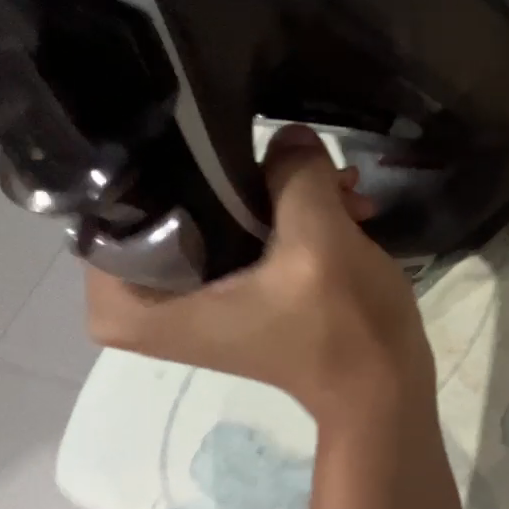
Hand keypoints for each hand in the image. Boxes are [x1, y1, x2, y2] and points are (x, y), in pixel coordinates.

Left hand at [85, 125, 432, 421]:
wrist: (383, 377)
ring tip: (347, 190)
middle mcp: (149, 300)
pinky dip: (300, 216)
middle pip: (186, 206)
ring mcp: (196, 296)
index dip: (182, 169)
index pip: (125, 210)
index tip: (240, 144)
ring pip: (229, 213)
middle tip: (317, 170)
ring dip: (291, 195)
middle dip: (257, 181)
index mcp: (134, 304)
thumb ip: (298, 181)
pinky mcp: (239, 292)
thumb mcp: (320, 243)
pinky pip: (254, 232)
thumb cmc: (339, 323)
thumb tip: (289, 132)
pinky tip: (350, 207)